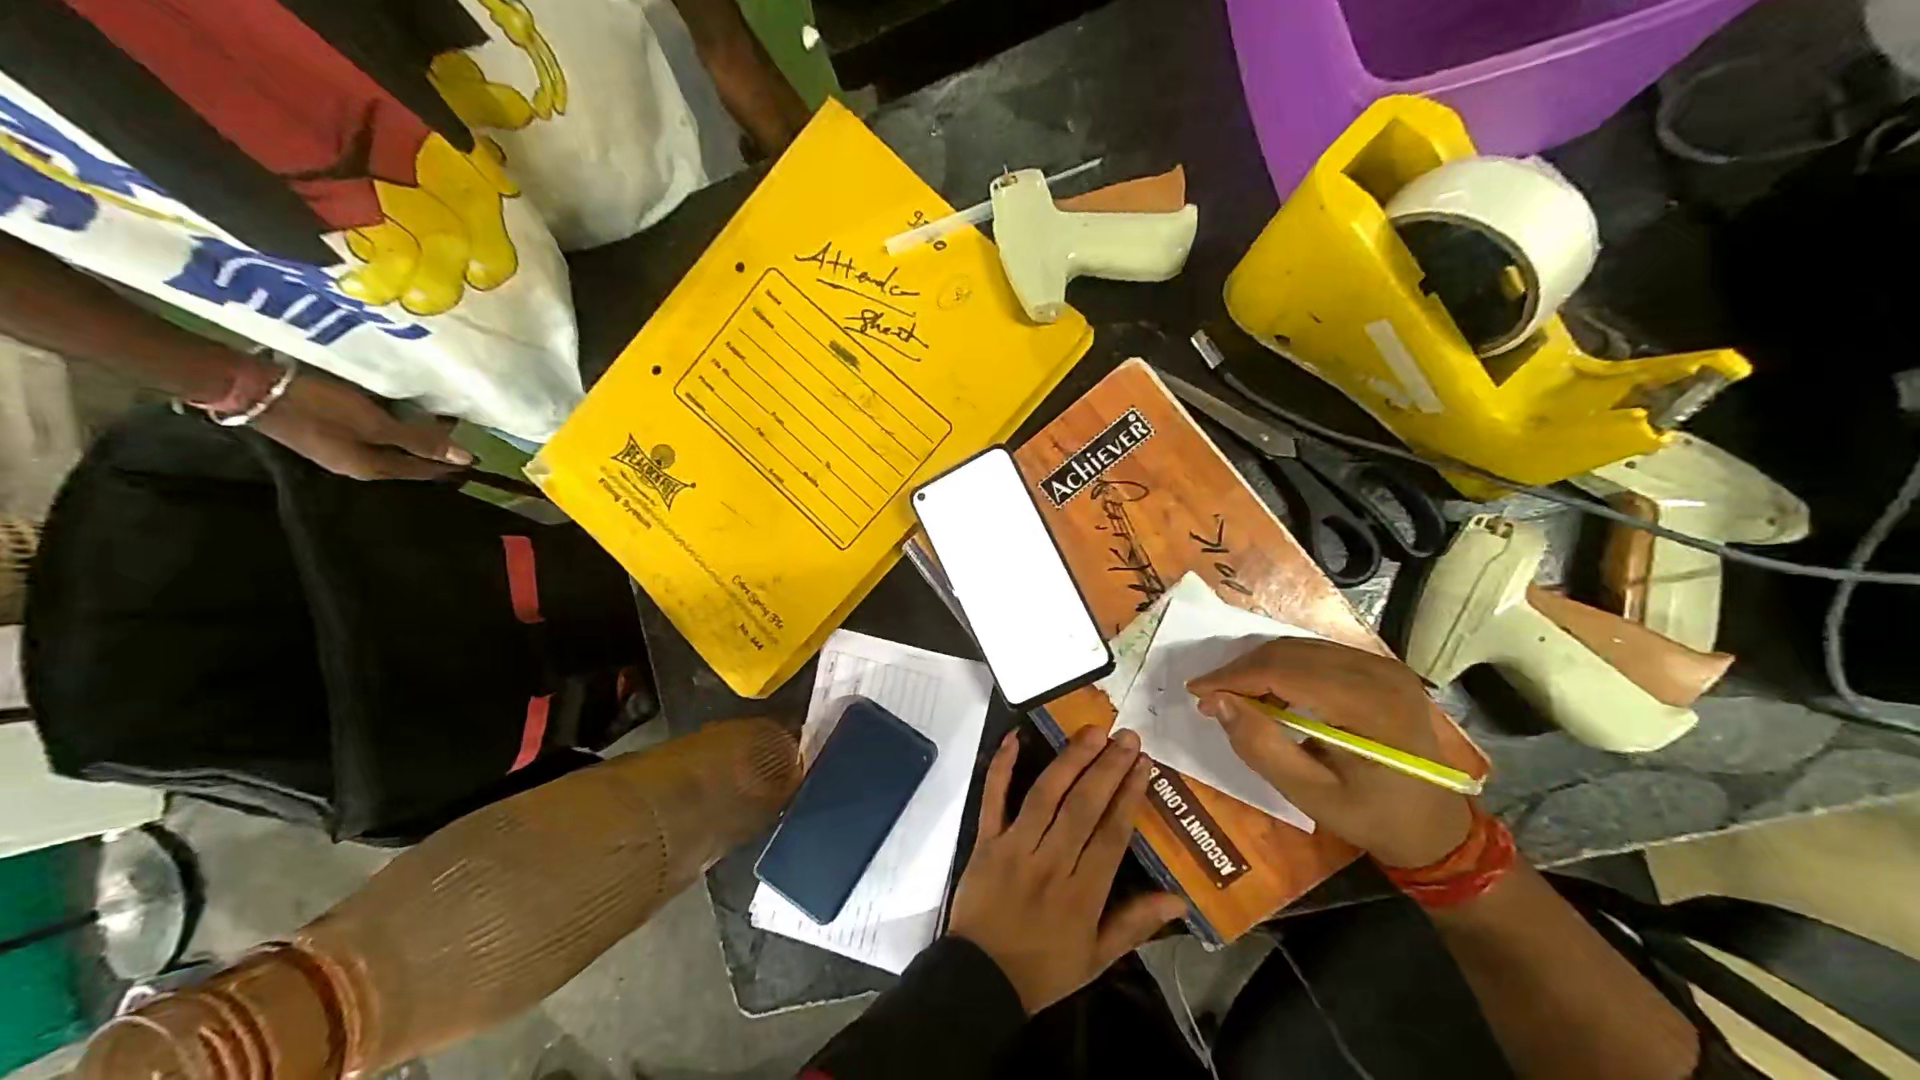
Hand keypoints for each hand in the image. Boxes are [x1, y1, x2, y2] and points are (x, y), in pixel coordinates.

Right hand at [253, 368, 473, 480]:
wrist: (249, 387)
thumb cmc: (320, 406)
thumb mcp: (375, 423)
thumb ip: (419, 440)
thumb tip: (462, 459)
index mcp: (372, 468)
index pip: (422, 470)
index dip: (448, 464)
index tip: (474, 459)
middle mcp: (357, 465)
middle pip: (406, 460)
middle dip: (432, 451)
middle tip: (460, 438)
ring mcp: (339, 449)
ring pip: (389, 446)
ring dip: (413, 437)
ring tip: (437, 423)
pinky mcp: (327, 431)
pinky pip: (372, 434)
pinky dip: (392, 427)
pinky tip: (400, 414)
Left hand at [948, 727, 1186, 1013]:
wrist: (980, 980)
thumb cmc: (1043, 969)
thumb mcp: (1097, 958)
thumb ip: (1136, 924)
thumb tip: (1179, 900)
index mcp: (1082, 893)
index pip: (1111, 834)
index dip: (1129, 795)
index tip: (1143, 764)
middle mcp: (1051, 863)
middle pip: (1083, 806)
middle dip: (1108, 768)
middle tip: (1126, 737)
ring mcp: (1015, 848)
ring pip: (1046, 795)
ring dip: (1070, 760)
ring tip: (1092, 732)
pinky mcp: (986, 842)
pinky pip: (993, 798)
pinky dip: (1002, 767)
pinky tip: (1015, 738)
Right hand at [1188, 639, 1471, 868]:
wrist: (1437, 827)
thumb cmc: (1375, 818)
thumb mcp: (1311, 795)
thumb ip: (1262, 748)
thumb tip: (1217, 703)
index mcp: (1371, 706)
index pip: (1286, 671)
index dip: (1234, 677)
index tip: (1196, 692)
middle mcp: (1380, 673)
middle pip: (1290, 652)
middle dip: (1241, 670)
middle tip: (1209, 696)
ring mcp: (1383, 666)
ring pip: (1299, 647)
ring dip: (1258, 666)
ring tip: (1232, 694)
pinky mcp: (1379, 668)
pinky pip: (1315, 653)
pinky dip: (1281, 666)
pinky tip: (1266, 691)